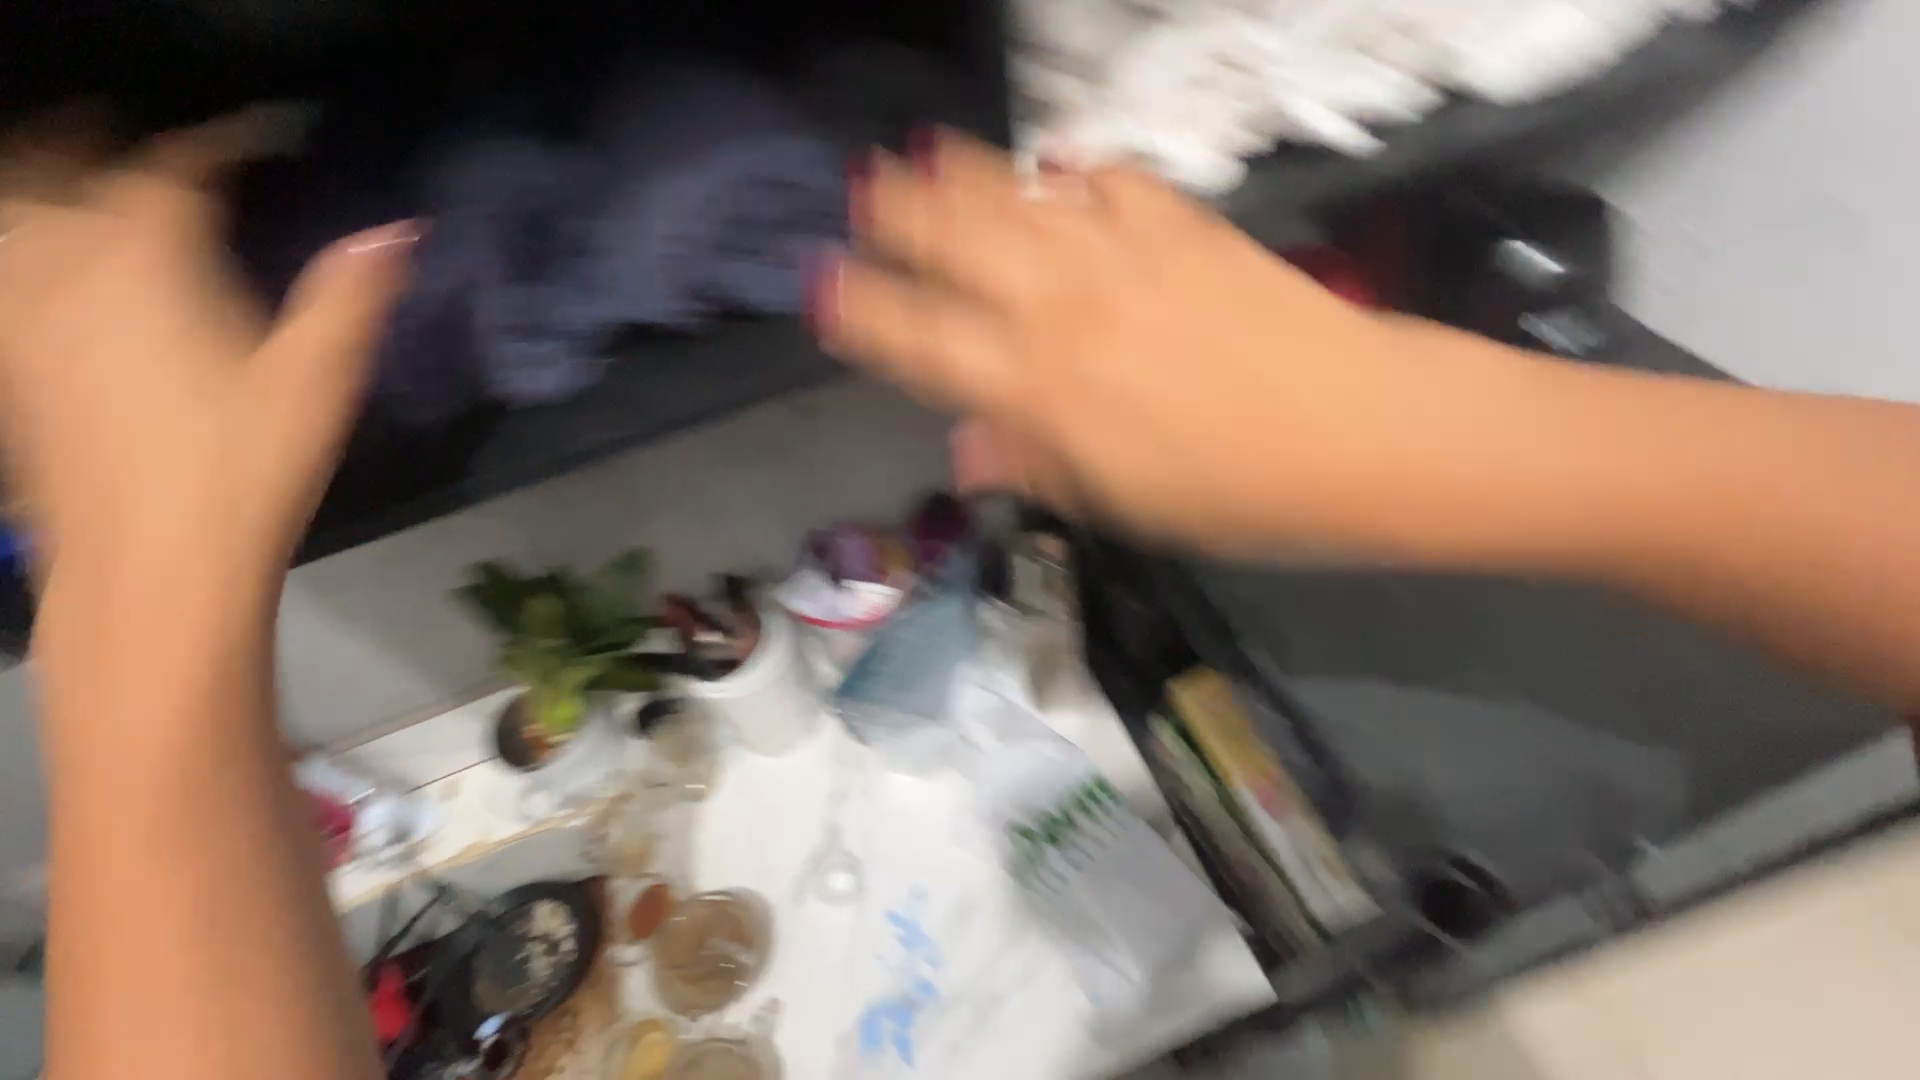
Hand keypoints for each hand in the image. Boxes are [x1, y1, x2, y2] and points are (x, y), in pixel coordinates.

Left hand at [0, 112, 415, 577]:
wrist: (153, 555)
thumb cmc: (249, 461)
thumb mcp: (320, 376)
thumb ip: (353, 294)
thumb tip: (400, 229)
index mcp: (143, 258)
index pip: (181, 167)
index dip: (229, 141)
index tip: (272, 131)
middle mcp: (59, 263)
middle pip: (61, 167)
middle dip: (109, 139)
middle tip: (164, 141)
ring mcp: (17, 310)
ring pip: (10, 210)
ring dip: (47, 178)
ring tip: (88, 180)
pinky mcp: (6, 358)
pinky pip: (1, 267)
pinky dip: (25, 239)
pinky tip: (53, 266)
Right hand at [818, 130, 1415, 554]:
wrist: (1359, 431)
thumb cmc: (1232, 493)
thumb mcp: (1118, 505)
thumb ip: (1032, 466)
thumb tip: (965, 450)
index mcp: (1042, 391)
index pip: (924, 341)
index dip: (864, 312)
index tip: (822, 288)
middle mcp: (1067, 311)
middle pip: (959, 245)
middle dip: (899, 216)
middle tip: (862, 193)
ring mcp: (1126, 257)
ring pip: (1020, 200)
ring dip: (963, 177)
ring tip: (921, 156)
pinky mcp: (1185, 226)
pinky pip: (1110, 182)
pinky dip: (1075, 173)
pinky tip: (1056, 167)